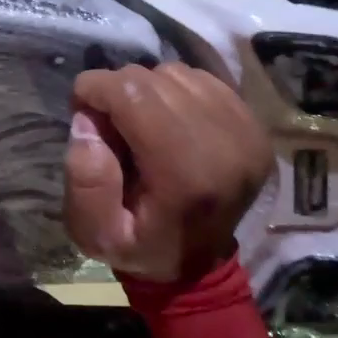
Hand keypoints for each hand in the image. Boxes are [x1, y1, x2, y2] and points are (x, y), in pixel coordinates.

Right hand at [64, 63, 273, 282]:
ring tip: (140, 122)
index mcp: (187, 174)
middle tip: (110, 124)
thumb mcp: (94, 232)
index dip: (94, 90)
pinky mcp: (253, 125)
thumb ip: (85, 182)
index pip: (132, 93)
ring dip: (145, 88)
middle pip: (149, 78)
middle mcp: (226, 146)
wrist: (198, 264)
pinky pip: (199, 78)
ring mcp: (246, 132)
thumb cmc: (140, 246)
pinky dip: (173, 88)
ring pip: (173, 73)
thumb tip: (87, 123)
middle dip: (116, 90)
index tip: (84, 115)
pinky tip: (168, 117)